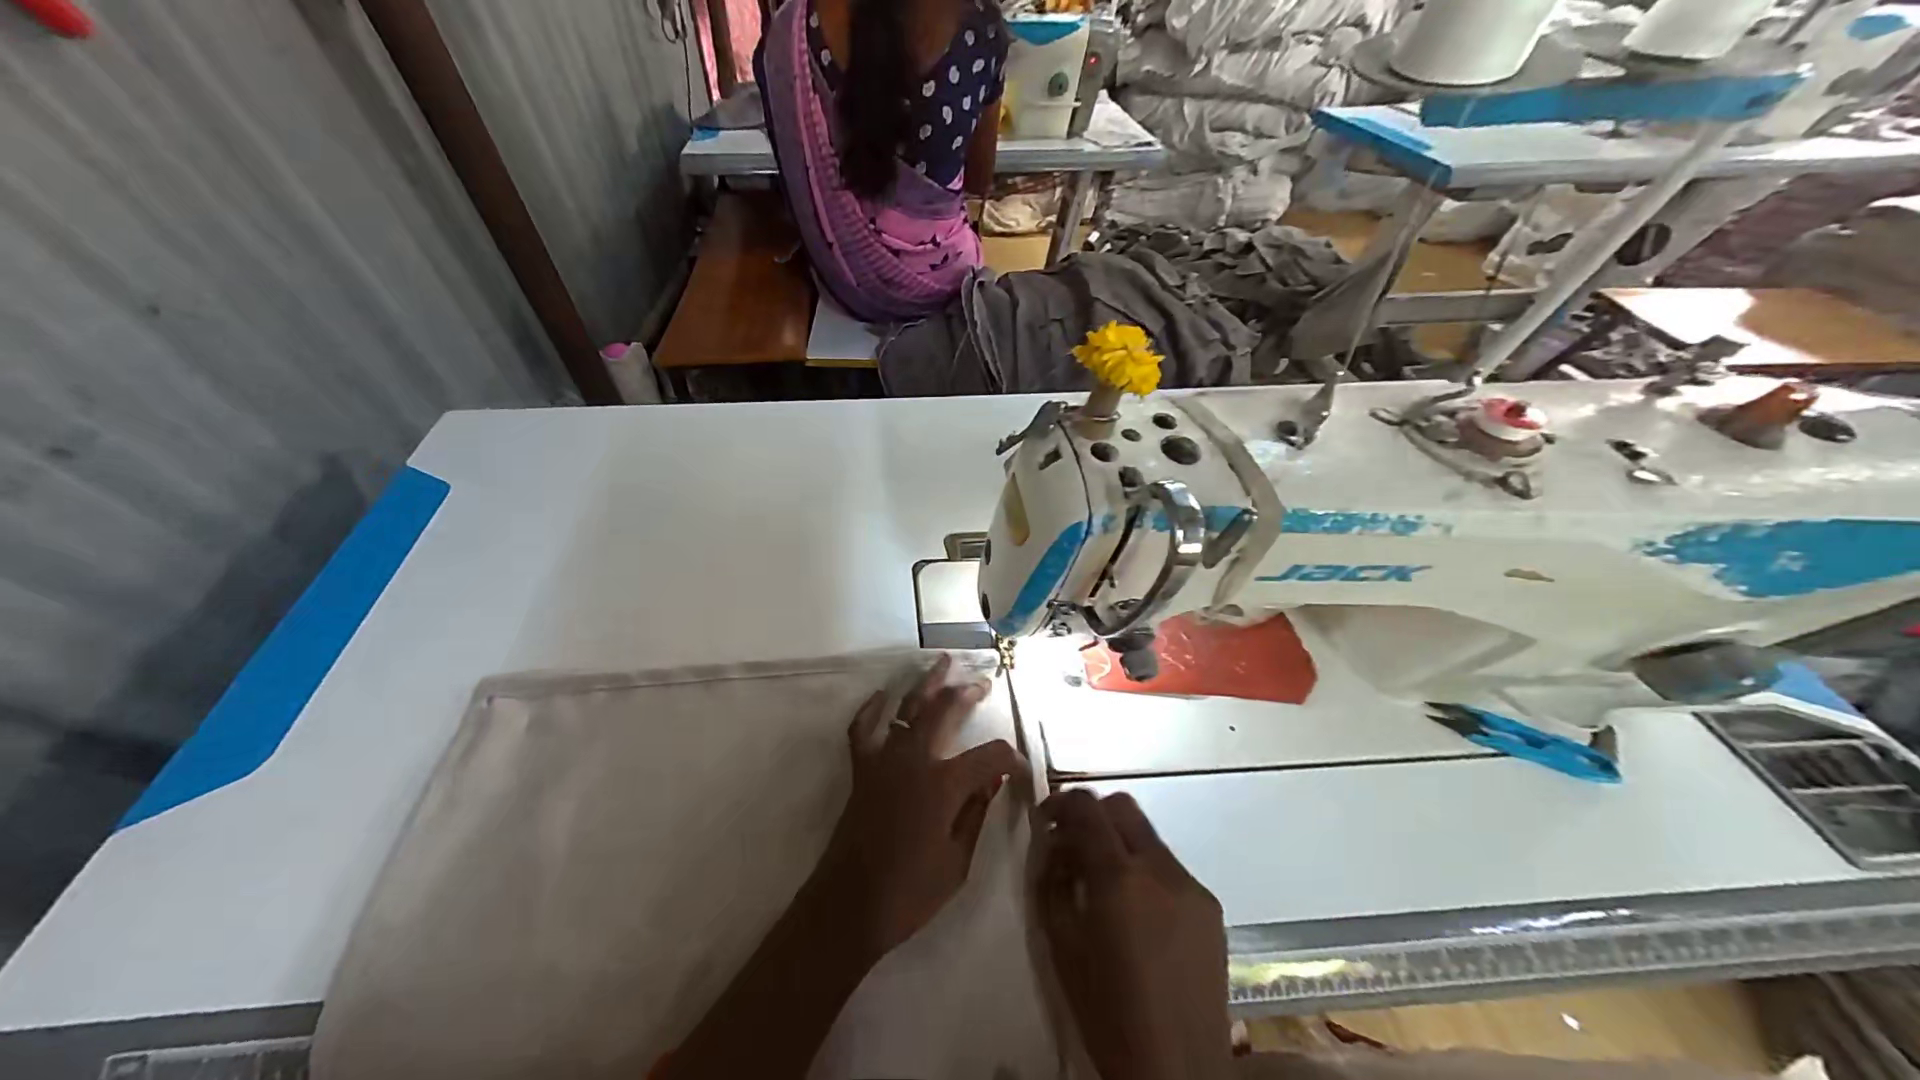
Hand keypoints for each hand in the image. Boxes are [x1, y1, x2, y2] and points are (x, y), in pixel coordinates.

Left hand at [813, 654, 1023, 959]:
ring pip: (907, 708)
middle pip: (945, 710)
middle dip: (967, 692)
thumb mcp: (958, 860)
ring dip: (926, 683)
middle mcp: (914, 760)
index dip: (1009, 757)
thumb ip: (976, 812)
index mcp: (945, 784)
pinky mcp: (862, 769)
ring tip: (941, 662)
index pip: (990, 755)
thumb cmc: (910, 892)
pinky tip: (884, 695)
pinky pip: (864, 728)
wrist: (849, 905)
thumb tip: (992, 779)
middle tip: (983, 681)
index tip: (1019, 767)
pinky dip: (873, 708)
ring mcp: (884, 760)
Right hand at [1035, 789, 1231, 1079]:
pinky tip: (1137, 910)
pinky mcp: (1211, 905)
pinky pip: (1170, 867)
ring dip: (1120, 842)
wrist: (1178, 1071)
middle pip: (1123, 806)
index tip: (1045, 819)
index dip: (1060, 802)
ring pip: (1148, 835)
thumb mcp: (1061, 944)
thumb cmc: (1106, 1013)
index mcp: (1118, 879)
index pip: (1087, 807)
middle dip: (1093, 814)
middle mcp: (1161, 870)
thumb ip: (1052, 881)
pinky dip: (1146, 869)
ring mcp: (1192, 885)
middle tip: (1072, 843)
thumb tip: (1053, 844)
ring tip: (1104, 881)